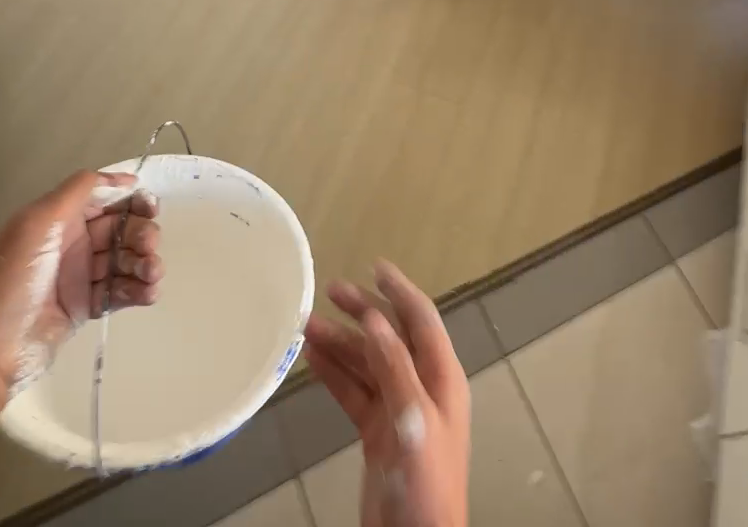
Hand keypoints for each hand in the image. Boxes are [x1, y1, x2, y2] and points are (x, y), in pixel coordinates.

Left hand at [0, 169, 163, 396]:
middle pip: (122, 229)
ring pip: (126, 260)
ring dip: (145, 263)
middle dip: (142, 234)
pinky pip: (121, 291)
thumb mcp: (37, 223)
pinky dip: (139, 289)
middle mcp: (71, 244)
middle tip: (148, 249)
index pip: (106, 200)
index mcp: (59, 220)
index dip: (132, 200)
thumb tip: (123, 178)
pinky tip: (147, 293)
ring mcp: (79, 277)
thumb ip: (78, 191)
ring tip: (151, 276)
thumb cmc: (9, 281)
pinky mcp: (85, 307)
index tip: (151, 208)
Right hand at [304, 261, 469, 526]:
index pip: (421, 320)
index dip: (399, 291)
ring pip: (367, 363)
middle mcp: (421, 385)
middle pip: (390, 336)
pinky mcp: (377, 431)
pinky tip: (312, 358)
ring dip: (340, 343)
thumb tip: (376, 320)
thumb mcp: (414, 420)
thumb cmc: (425, 481)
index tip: (375, 266)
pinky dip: (335, 374)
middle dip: (362, 311)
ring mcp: (398, 408)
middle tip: (329, 290)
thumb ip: (396, 368)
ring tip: (306, 324)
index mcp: (441, 377)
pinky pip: (354, 392)